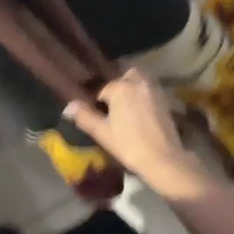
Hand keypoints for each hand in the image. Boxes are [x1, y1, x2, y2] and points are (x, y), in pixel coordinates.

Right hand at [64, 68, 205, 188]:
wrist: (162, 159)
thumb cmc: (128, 144)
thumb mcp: (101, 132)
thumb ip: (84, 116)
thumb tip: (68, 106)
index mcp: (121, 87)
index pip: (103, 88)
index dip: (98, 101)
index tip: (97, 114)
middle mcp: (139, 83)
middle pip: (126, 74)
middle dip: (119, 84)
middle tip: (112, 103)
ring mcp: (155, 91)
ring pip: (140, 80)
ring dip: (133, 87)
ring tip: (125, 107)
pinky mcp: (166, 101)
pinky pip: (151, 90)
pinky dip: (144, 96)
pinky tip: (140, 113)